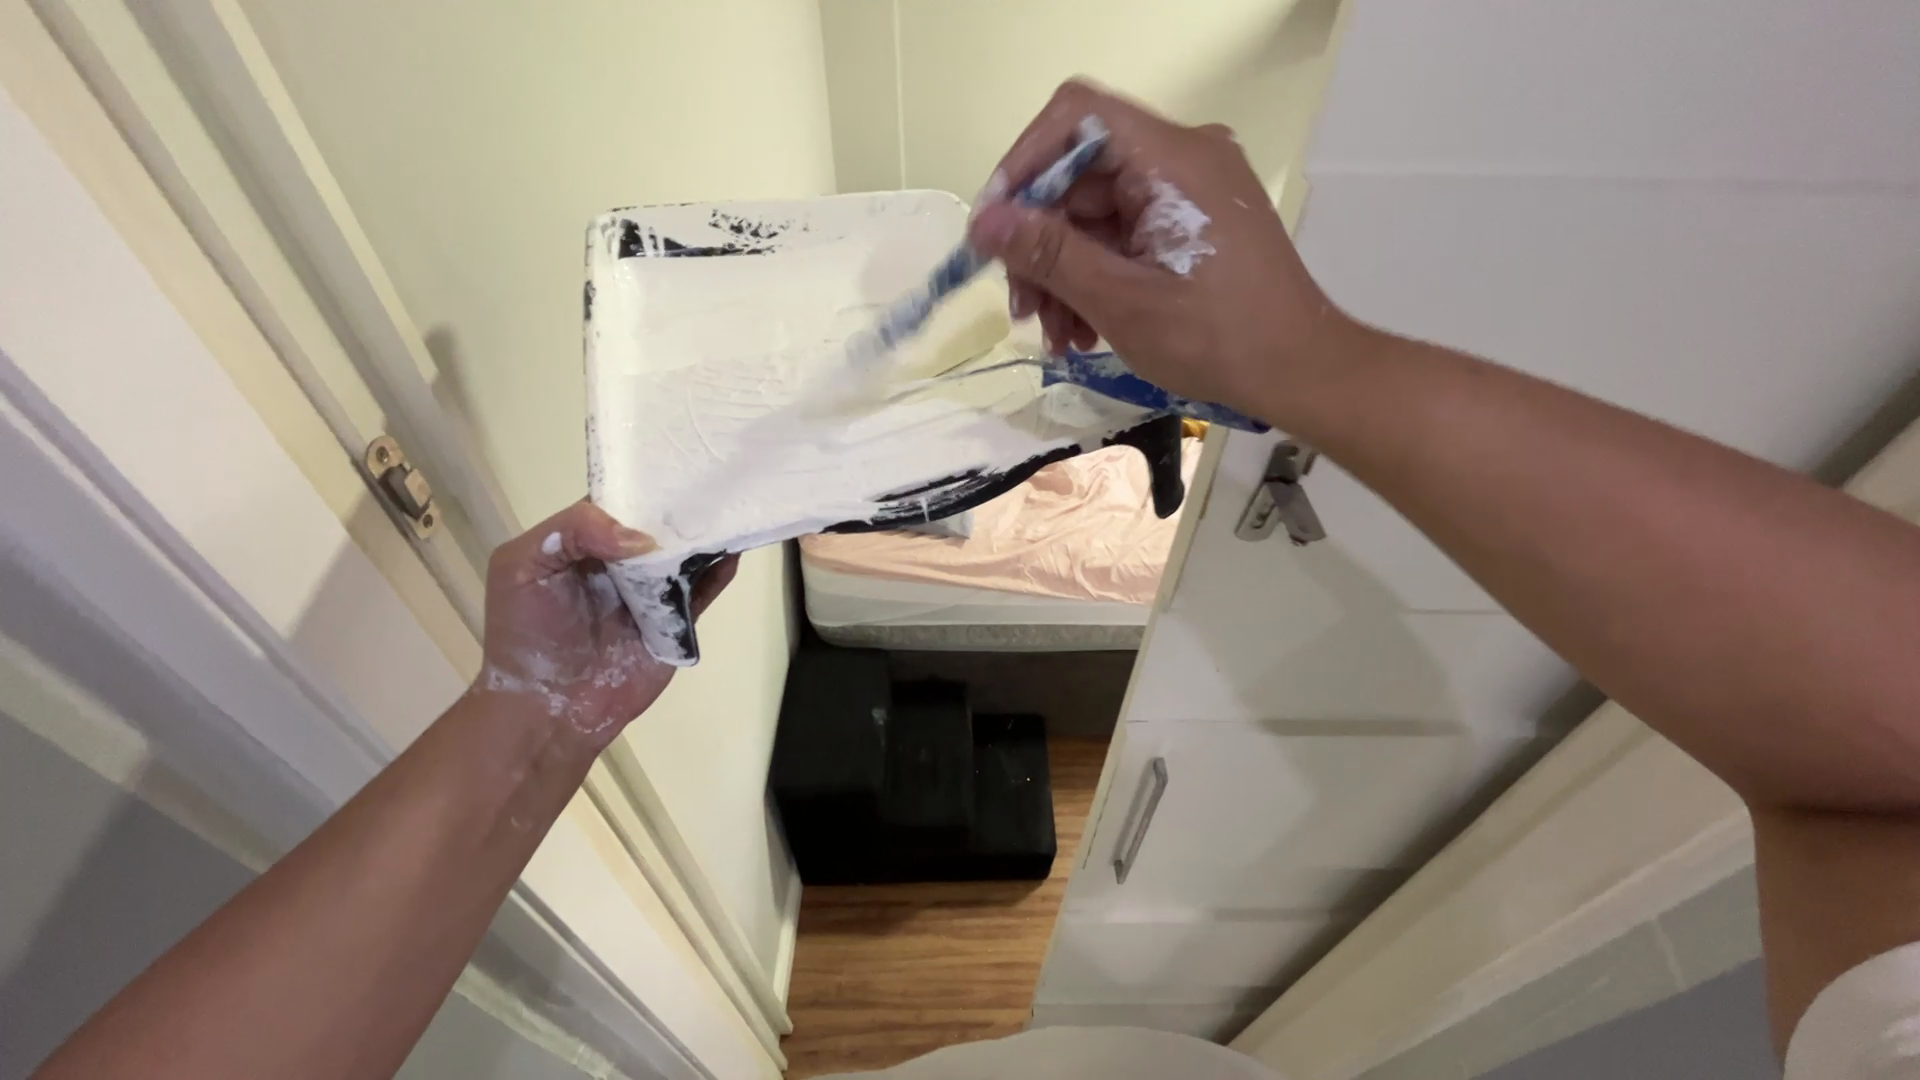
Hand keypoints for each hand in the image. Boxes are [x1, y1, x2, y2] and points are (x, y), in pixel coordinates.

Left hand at [472, 501, 737, 745]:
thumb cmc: (526, 634)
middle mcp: (623, 561)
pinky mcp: (677, 621)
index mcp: (585, 541)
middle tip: (716, 480)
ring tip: (735, 508)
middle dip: (685, 504)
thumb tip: (646, 539)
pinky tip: (735, 550)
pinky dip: (721, 571)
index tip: (676, 464)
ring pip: (688, 554)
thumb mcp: (522, 566)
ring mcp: (653, 592)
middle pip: (661, 524)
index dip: (646, 483)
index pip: (622, 501)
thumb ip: (573, 532)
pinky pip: (704, 590)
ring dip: (709, 534)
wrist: (549, 708)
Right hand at [968, 79, 1356, 416]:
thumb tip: (983, 223)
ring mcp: (1188, 191)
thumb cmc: (1214, 338)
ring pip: (1097, 216)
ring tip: (1056, 336)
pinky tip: (1084, 331)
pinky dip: (1097, 279)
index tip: (994, 229)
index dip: (1022, 165)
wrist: (1297, 370)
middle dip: (1040, 246)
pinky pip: (1125, 237)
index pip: (1076, 119)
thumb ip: (1048, 254)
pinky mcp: (1192, 223)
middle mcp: (1182, 158)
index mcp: (1171, 158)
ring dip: (1064, 275)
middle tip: (1021, 310)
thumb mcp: (1119, 299)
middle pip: (1081, 177)